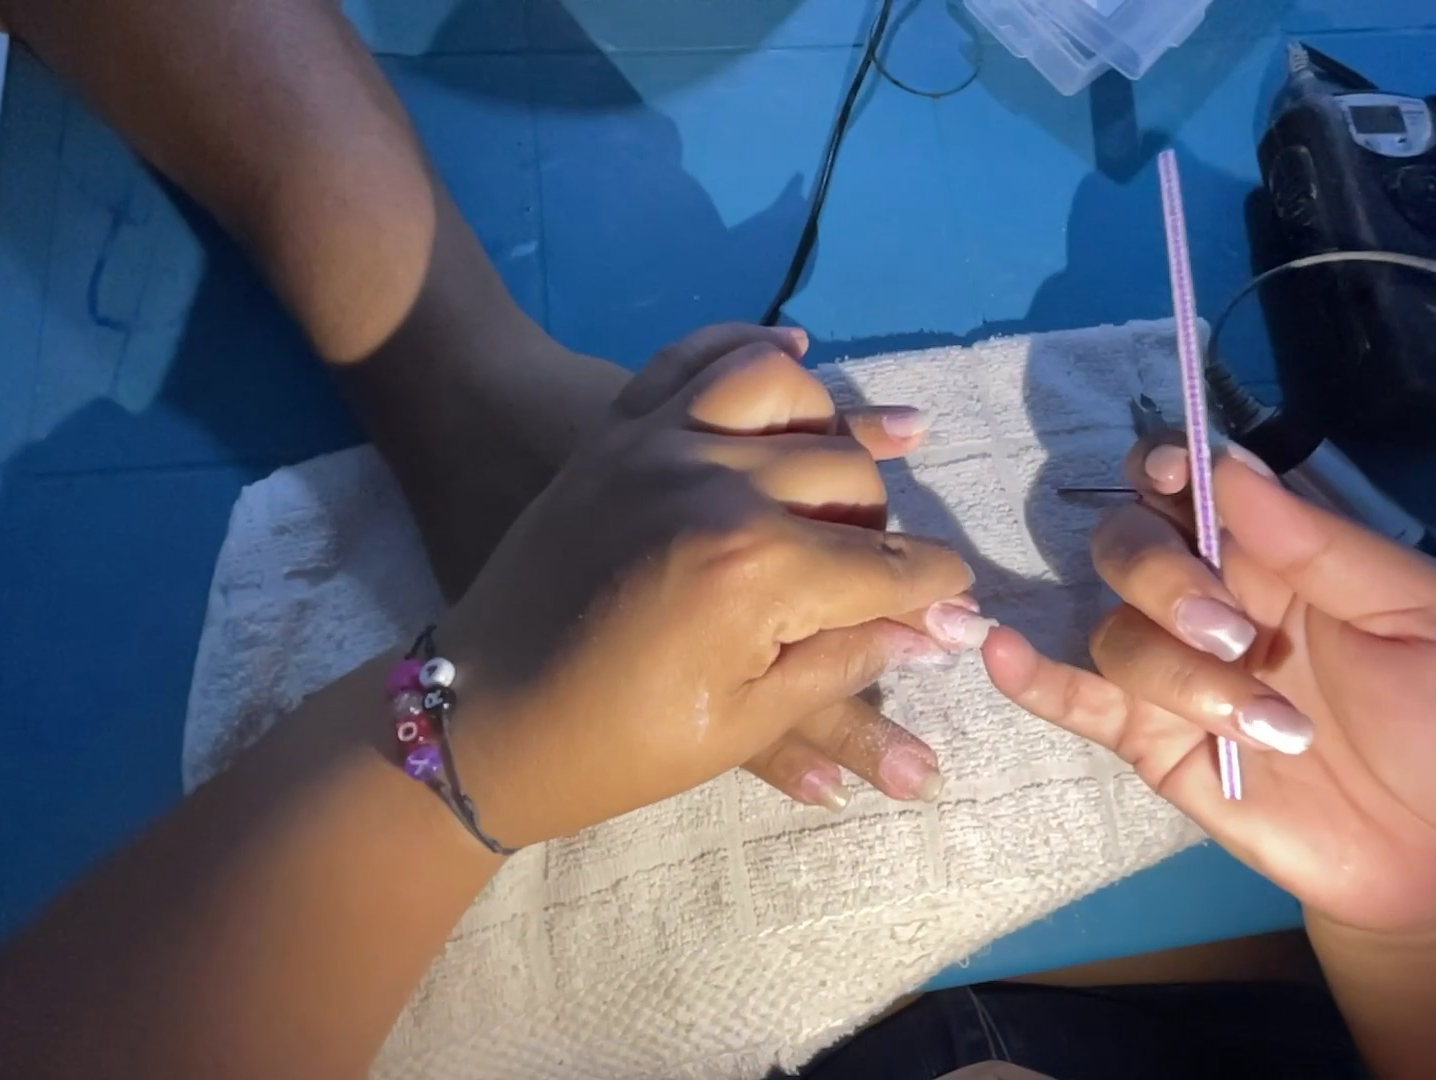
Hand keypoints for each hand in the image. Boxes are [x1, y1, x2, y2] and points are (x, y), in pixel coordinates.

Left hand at [615, 324, 983, 811]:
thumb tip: (938, 629)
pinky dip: (752, 347)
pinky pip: (698, 358)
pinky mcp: (620, 430)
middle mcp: (720, 487)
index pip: (884, 568)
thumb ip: (845, 662)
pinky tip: (794, 354)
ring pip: (789, 397)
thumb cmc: (611, 745)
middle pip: (851, 478)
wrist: (477, 714)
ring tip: (853, 462)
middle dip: (884, 530)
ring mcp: (663, 444)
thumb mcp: (740, 726)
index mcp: (756, 576)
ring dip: (834, 428)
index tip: (959, 600)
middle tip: (876, 573)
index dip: (933, 587)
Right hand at [984, 441, 1435, 938]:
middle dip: (1162, 577)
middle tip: (1231, 634)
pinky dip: (1032, 677)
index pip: (1188, 488)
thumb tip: (1230, 467)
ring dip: (1175, 672)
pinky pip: (1074, 699)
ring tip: (1265, 729)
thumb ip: (1326, 547)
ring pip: (1114, 632)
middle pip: (1127, 548)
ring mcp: (1171, 671)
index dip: (1163, 467)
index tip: (1168, 473)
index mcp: (1274, 557)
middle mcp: (1206, 601)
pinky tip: (999, 652)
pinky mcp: (1146, 737)